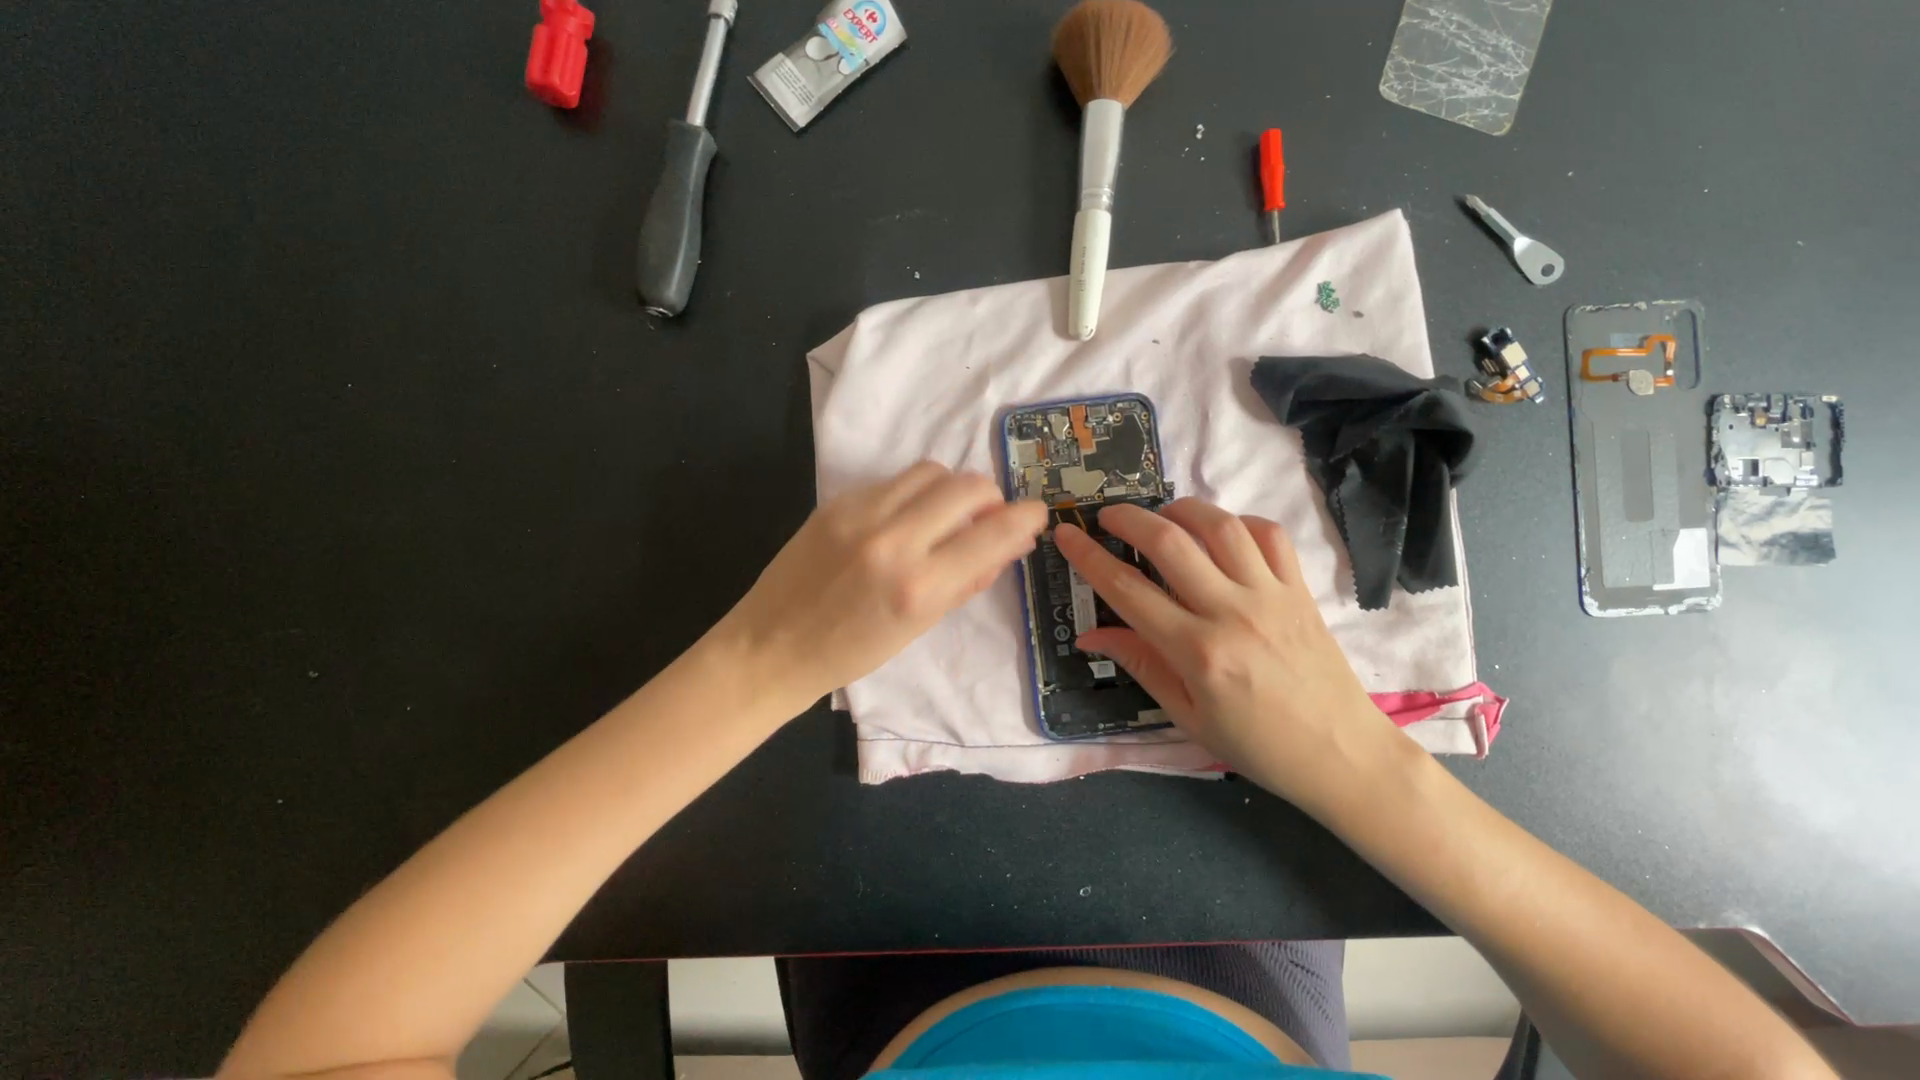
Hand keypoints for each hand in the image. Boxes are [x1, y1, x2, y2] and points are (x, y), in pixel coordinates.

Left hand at [714, 462, 1046, 713]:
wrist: (772, 647)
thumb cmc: (850, 654)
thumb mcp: (919, 628)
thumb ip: (967, 581)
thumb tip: (1008, 545)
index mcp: (919, 587)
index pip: (993, 533)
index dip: (1026, 517)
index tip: (1036, 513)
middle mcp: (894, 541)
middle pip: (966, 486)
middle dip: (991, 498)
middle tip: (989, 517)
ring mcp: (860, 515)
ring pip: (931, 472)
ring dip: (952, 489)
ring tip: (946, 515)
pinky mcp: (836, 502)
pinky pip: (893, 482)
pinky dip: (913, 494)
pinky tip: (906, 518)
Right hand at [1054, 499, 1397, 808]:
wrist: (1339, 753)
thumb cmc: (1256, 744)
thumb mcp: (1187, 716)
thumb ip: (1141, 665)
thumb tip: (1092, 635)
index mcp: (1197, 651)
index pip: (1127, 590)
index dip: (1089, 557)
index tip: (1066, 534)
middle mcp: (1231, 612)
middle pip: (1168, 542)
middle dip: (1127, 519)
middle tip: (1106, 516)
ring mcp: (1270, 595)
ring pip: (1219, 525)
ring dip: (1181, 510)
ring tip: (1161, 516)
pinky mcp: (1299, 589)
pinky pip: (1269, 535)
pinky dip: (1239, 522)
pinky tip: (1221, 533)